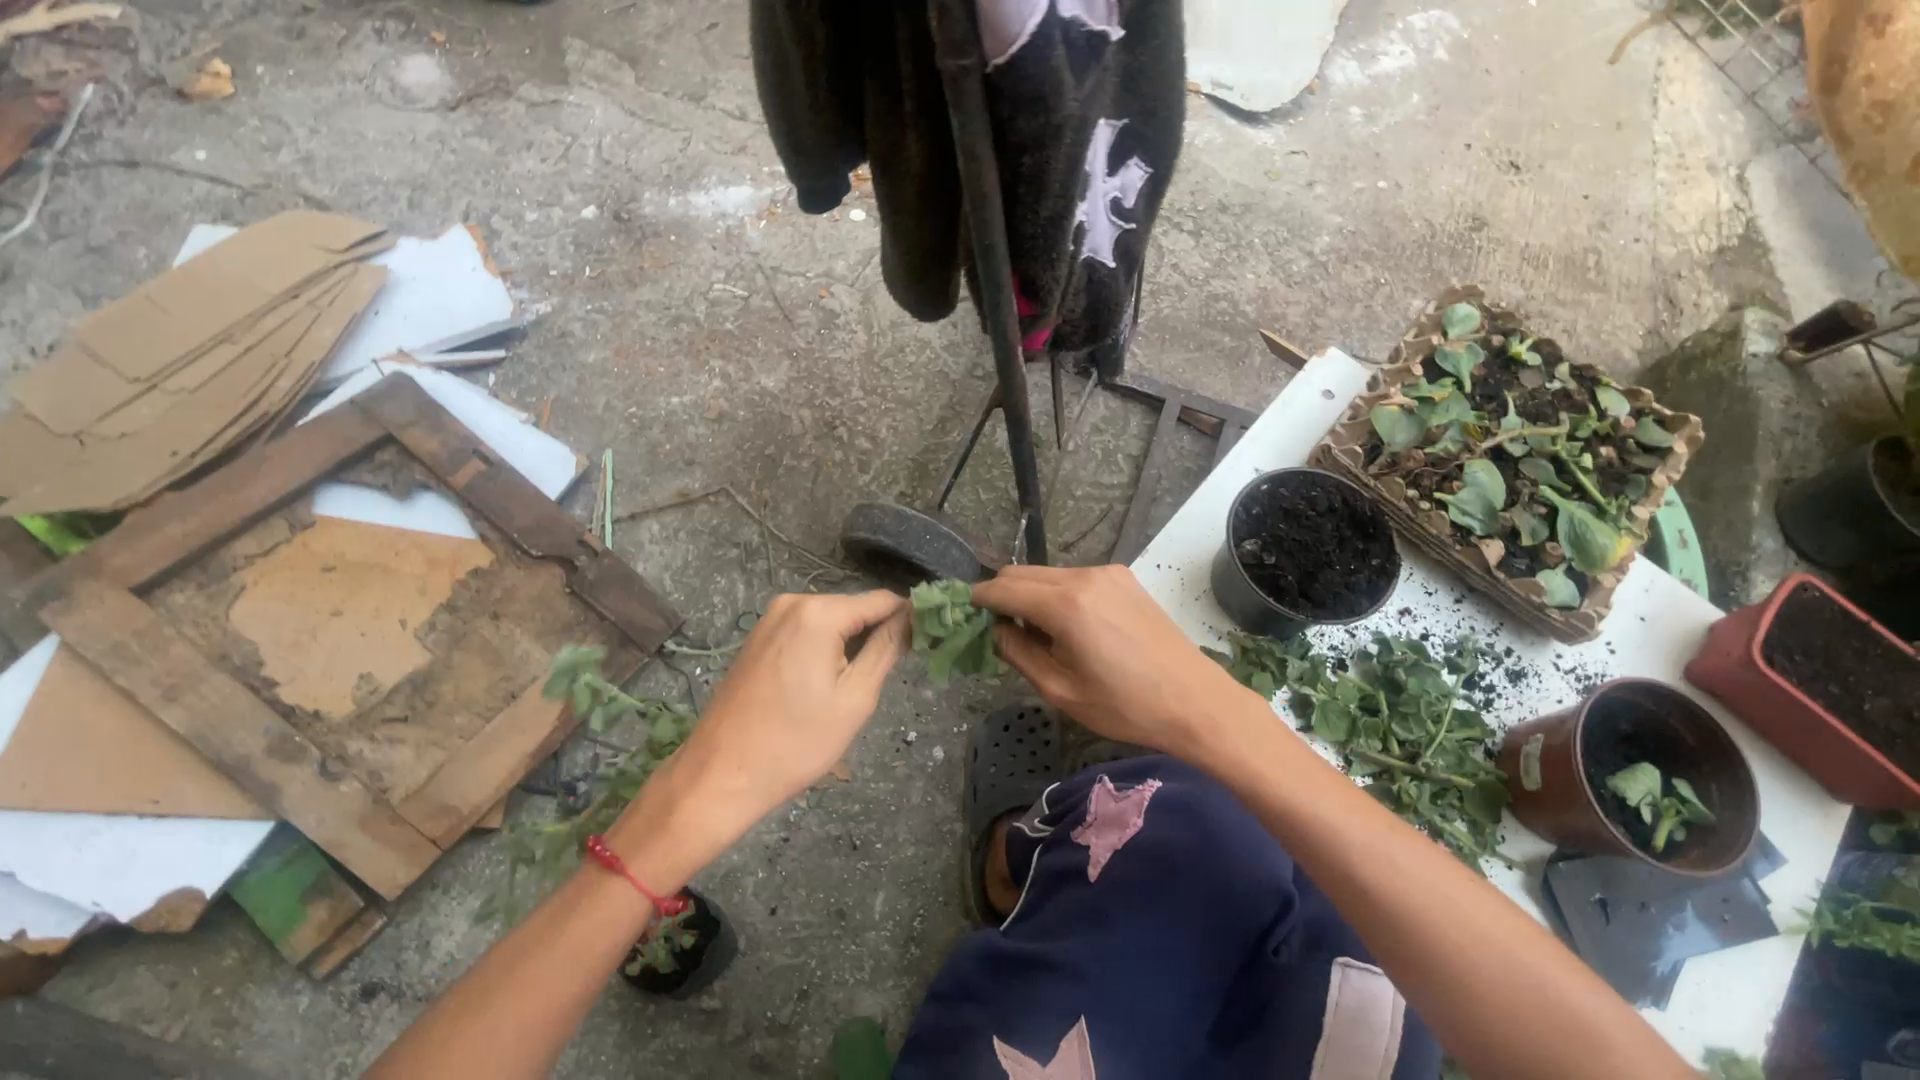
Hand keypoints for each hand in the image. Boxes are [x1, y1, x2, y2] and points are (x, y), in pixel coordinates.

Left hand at [606, 590, 908, 889]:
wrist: (721, 774)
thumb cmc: (795, 742)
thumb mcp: (855, 698)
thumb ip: (886, 649)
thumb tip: (911, 617)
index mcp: (818, 613)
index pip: (882, 601)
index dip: (909, 620)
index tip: (927, 647)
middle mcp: (792, 603)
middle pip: (855, 610)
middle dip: (875, 636)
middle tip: (883, 682)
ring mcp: (769, 619)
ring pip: (831, 623)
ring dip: (849, 647)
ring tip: (851, 691)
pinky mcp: (758, 638)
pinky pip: (806, 633)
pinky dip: (823, 652)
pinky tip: (821, 688)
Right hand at [971, 565, 1253, 757]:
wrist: (1194, 702)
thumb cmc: (1124, 706)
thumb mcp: (1059, 690)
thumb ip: (1018, 653)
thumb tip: (996, 630)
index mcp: (1064, 605)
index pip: (1002, 589)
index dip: (977, 602)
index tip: (964, 619)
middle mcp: (1084, 576)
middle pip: (1021, 573)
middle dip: (1002, 597)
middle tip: (999, 633)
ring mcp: (1108, 573)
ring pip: (1047, 574)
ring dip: (1031, 596)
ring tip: (1039, 637)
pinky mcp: (1124, 579)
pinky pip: (1075, 579)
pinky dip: (1058, 596)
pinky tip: (1070, 629)